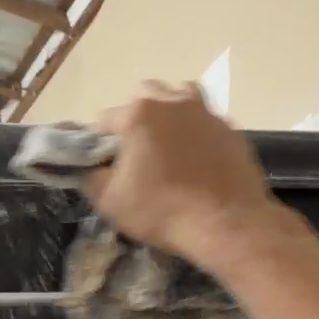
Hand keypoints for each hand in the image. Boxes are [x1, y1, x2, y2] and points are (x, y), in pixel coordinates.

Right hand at [82, 81, 280, 269]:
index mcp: (139, 114)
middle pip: (145, 94)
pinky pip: (206, 119)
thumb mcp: (111, 202)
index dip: (100, 142)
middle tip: (137, 148)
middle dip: (135, 115)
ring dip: (170, 110)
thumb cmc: (162, 211)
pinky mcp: (230, 129)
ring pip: (181, 94)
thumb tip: (88, 168)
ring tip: (169, 140)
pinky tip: (197, 156)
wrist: (227, 224)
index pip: (106, 119)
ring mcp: (206, 112)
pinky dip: (197, 130)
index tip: (105, 163)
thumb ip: (91, 178)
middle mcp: (173, 102)